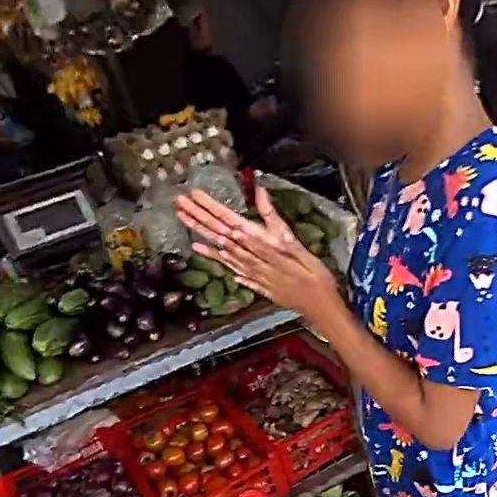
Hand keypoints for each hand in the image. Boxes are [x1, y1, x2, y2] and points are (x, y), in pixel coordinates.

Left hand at [174, 187, 340, 321]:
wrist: (318, 305)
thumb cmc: (313, 274)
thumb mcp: (296, 243)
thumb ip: (274, 219)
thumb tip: (259, 191)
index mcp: (261, 245)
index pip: (230, 221)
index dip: (211, 207)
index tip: (194, 194)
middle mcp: (251, 257)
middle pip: (220, 234)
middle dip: (198, 217)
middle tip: (179, 202)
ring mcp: (250, 271)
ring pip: (220, 248)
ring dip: (201, 233)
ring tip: (183, 219)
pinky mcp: (255, 281)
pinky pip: (229, 267)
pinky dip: (215, 258)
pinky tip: (200, 250)